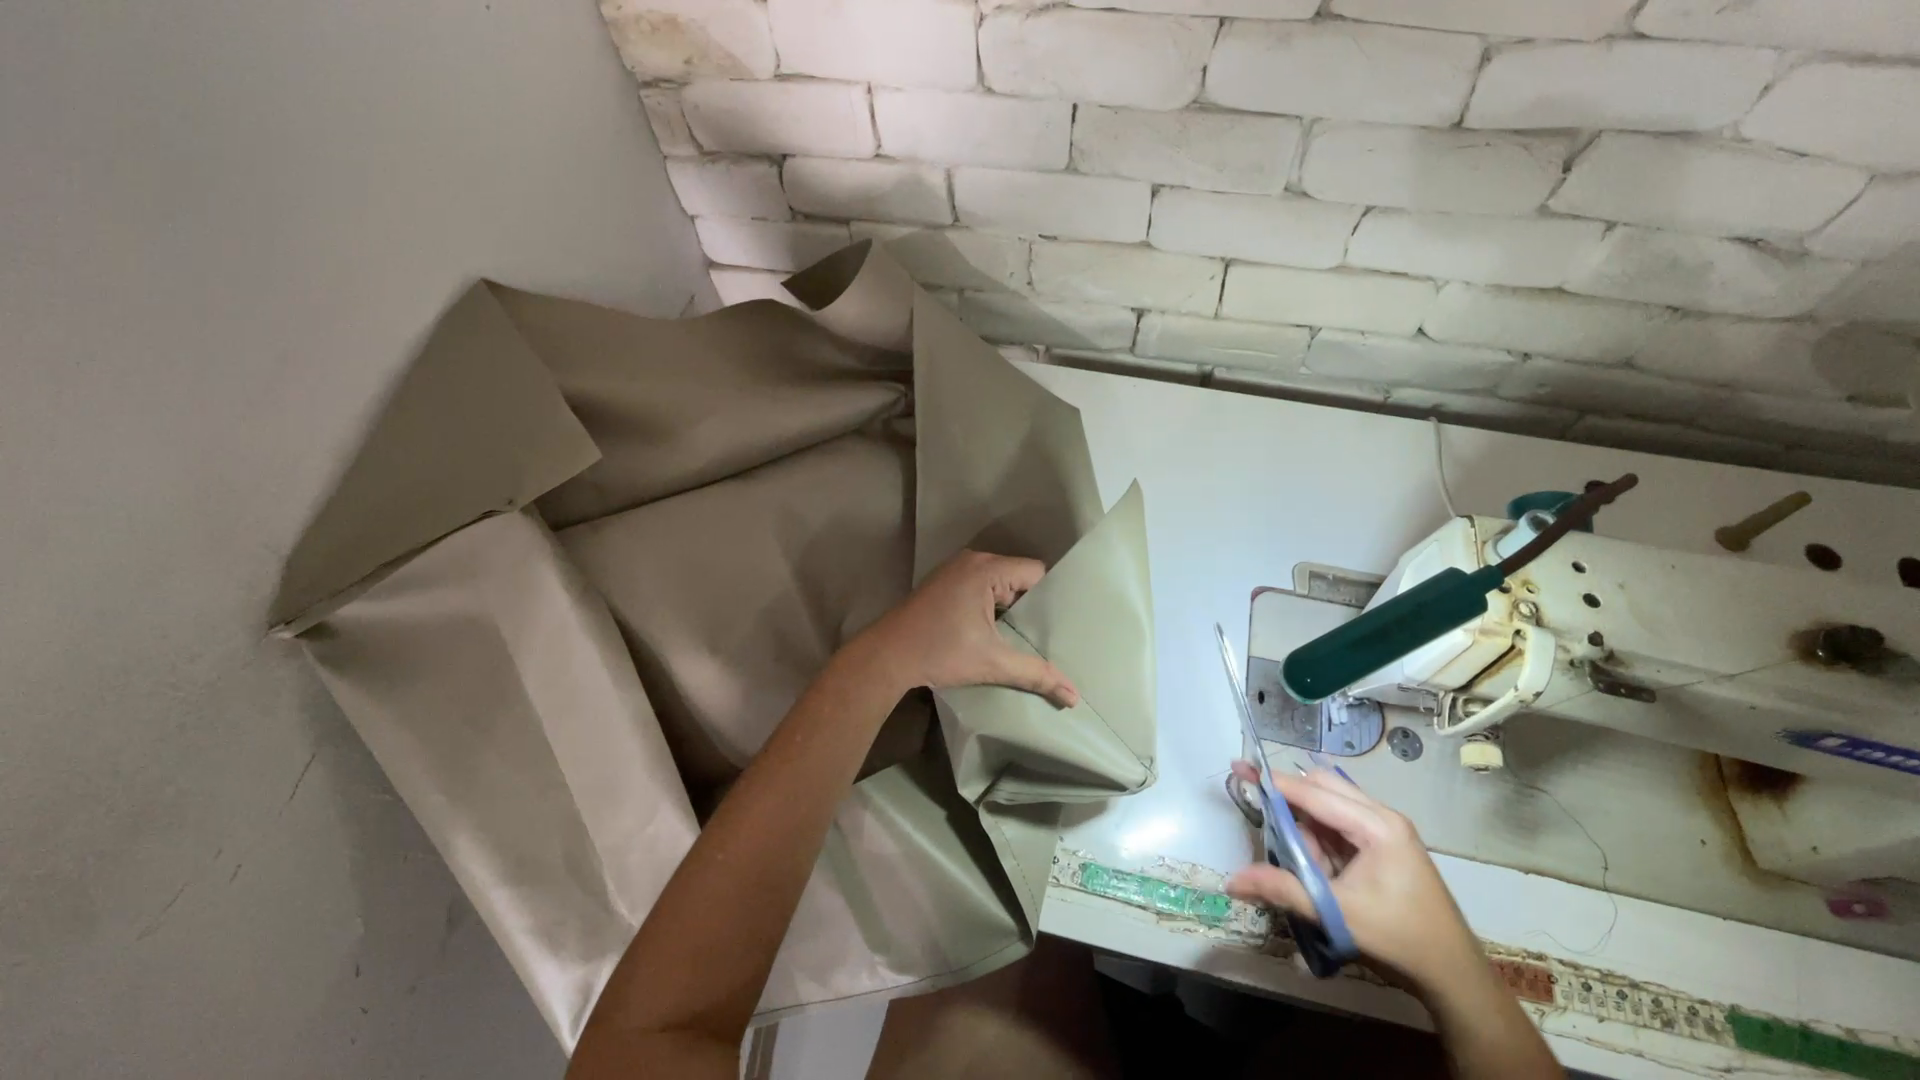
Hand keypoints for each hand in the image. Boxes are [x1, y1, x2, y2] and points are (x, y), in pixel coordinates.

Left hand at [849, 550, 1079, 708]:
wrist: (885, 657)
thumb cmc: (939, 653)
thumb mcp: (993, 664)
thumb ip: (1036, 675)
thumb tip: (1074, 697)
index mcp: (987, 569)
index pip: (1037, 573)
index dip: (1051, 598)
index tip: (1062, 624)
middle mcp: (973, 561)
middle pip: (1019, 578)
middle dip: (1032, 606)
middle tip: (1051, 634)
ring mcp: (955, 571)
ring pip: (1000, 586)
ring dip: (1011, 609)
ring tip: (1029, 637)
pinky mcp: (944, 585)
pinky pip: (981, 589)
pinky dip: (992, 608)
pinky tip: (999, 633)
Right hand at [1224, 765, 1482, 994]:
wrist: (1451, 970)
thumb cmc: (1397, 936)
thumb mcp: (1334, 913)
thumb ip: (1281, 889)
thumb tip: (1232, 882)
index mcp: (1377, 826)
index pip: (1316, 792)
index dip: (1276, 783)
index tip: (1241, 769)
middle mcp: (1384, 817)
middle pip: (1324, 787)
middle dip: (1290, 799)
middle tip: (1261, 812)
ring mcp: (1388, 830)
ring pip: (1332, 806)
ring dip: (1307, 826)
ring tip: (1300, 862)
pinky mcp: (1386, 845)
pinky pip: (1343, 826)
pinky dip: (1321, 838)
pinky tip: (1317, 866)